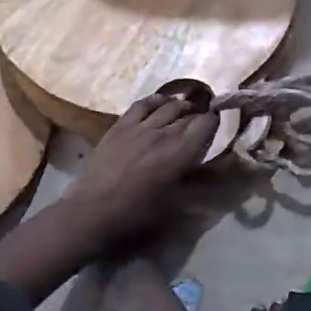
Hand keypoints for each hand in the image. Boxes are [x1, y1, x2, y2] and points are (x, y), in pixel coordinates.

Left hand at [72, 93, 219, 230]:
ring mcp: (141, 126)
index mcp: (182, 152)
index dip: (215, 122)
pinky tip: (160, 103)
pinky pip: (142, 104)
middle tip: (201, 123)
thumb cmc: (139, 210)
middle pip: (190, 113)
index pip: (207, 122)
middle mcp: (165, 133)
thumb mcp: (177, 199)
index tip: (215, 127)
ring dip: (181, 106)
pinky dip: (156, 100)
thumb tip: (213, 169)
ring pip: (169, 105)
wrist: (95, 210)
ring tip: (184, 111)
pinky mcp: (121, 125)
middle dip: (199, 116)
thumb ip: (197, 179)